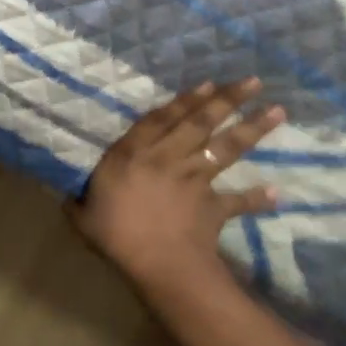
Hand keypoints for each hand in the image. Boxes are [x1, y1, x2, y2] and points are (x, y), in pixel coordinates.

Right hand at [70, 79, 284, 292]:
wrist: (160, 264)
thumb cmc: (114, 233)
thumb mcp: (81, 212)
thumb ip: (78, 198)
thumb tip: (68, 196)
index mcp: (130, 155)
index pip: (159, 119)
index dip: (182, 100)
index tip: (206, 82)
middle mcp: (165, 159)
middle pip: (199, 125)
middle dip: (226, 101)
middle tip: (252, 81)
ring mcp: (194, 182)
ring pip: (224, 150)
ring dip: (251, 130)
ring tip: (277, 111)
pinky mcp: (213, 208)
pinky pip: (237, 201)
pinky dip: (256, 198)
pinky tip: (275, 193)